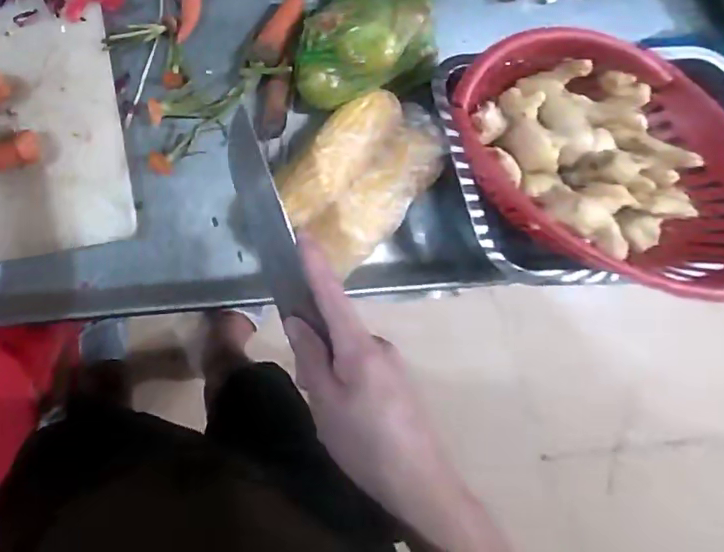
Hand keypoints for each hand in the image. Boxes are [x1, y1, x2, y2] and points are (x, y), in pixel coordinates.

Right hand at [283, 240, 507, 551]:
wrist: (426, 490)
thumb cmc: (368, 444)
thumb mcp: (326, 403)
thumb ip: (310, 357)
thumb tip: (298, 320)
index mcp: (359, 345)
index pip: (331, 293)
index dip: (316, 264)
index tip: (304, 233)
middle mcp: (378, 346)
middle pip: (336, 327)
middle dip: (314, 343)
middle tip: (307, 385)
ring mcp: (391, 365)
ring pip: (347, 352)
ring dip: (329, 368)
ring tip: (326, 410)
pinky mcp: (398, 385)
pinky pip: (361, 368)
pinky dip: (344, 379)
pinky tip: (346, 418)